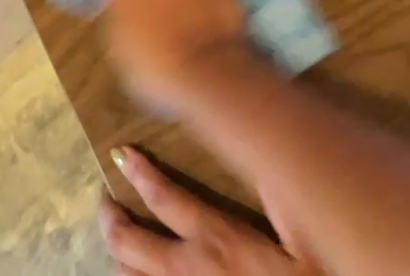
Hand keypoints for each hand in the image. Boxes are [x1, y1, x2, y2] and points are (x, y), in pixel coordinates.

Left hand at [99, 146, 319, 274]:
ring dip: (118, 256)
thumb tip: (264, 146)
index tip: (122, 153)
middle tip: (105, 201)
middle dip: (110, 218)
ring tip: (117, 239)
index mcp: (216, 239)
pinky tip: (136, 273)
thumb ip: (280, 191)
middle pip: (128, 243)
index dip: (140, 172)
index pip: (165, 198)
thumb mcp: (304, 233)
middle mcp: (186, 272)